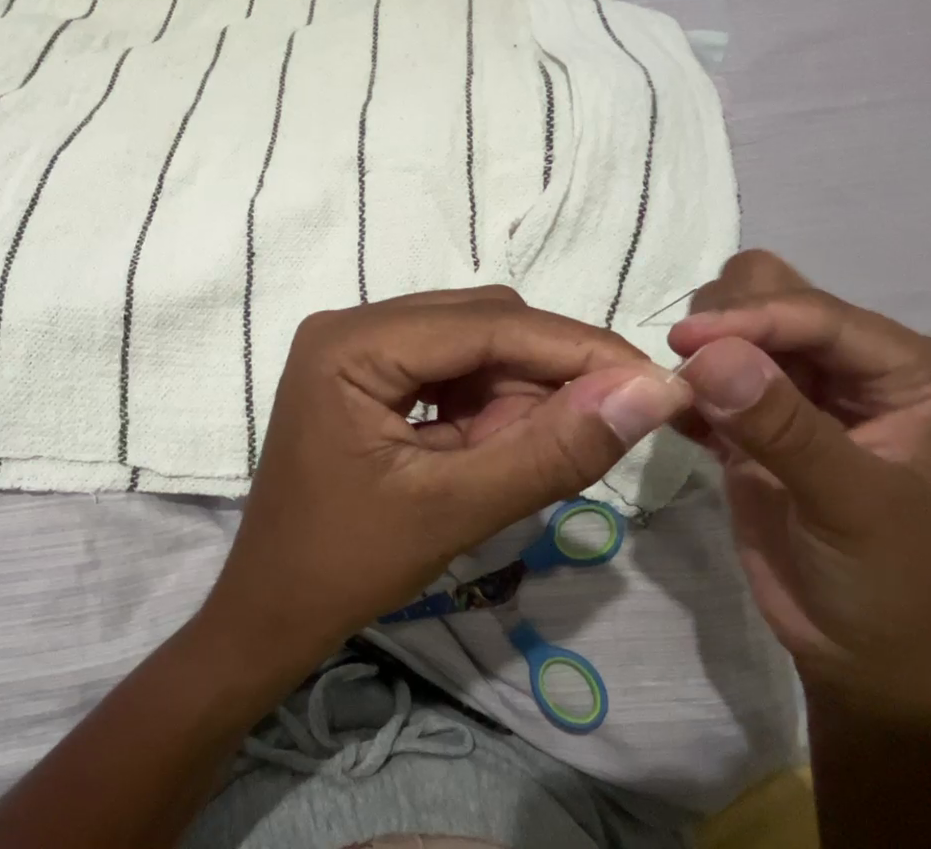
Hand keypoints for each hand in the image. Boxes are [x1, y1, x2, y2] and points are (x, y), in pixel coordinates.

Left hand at [198, 286, 692, 668]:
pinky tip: (492, 450)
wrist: (274, 607)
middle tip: (596, 435)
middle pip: (481, 323)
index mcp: (351, 343)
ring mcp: (354, 349)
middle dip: (545, 374)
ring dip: (516, 394)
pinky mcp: (364, 377)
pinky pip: (447, 372)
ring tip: (526, 457)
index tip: (657, 383)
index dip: (578, 348)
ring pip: (470, 345)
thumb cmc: (347, 563)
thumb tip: (651, 390)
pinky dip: (486, 406)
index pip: (488, 323)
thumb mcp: (455, 509)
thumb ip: (551, 450)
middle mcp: (349, 326)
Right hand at [668, 251, 930, 720]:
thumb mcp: (851, 504)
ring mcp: (794, 399)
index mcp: (902, 370)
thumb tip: (706, 353)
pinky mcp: (748, 431)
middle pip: (770, 298)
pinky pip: (704, 384)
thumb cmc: (895, 584)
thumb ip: (781, 426)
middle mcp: (847, 369)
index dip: (749, 320)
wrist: (872, 663)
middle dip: (724, 321)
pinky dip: (681, 390)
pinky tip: (667, 415)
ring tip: (675, 394)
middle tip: (685, 365)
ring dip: (697, 353)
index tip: (679, 342)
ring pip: (731, 334)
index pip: (815, 314)